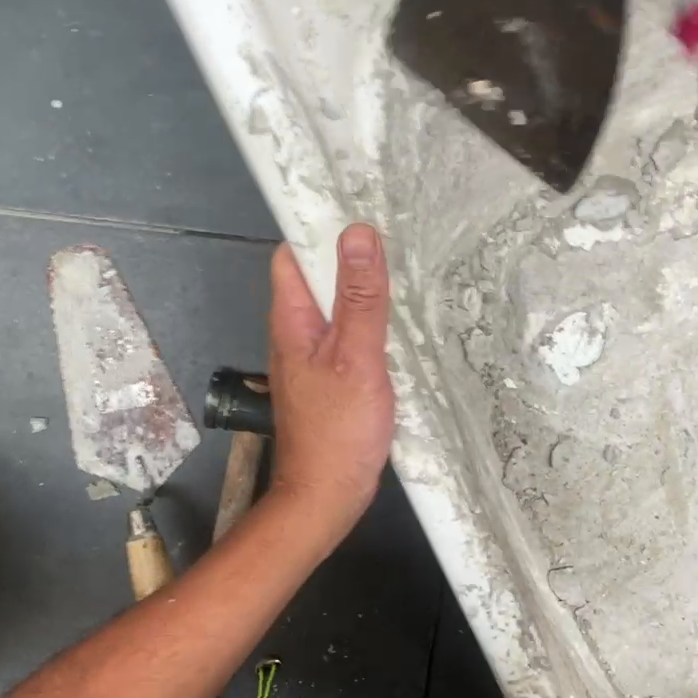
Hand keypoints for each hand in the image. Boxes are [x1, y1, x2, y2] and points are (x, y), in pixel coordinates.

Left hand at [263, 224, 396, 546]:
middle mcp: (295, 333)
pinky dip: (369, 323)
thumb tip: (358, 232)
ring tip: (405, 266)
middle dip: (349, 253)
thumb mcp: (355, 358)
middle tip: (397, 229)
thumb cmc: (338, 430)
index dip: (317, 225)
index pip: (292, 254)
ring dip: (363, 289)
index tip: (357, 201)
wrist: (325, 496)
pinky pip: (347, 336)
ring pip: (335, 308)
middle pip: (317, 278)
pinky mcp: (330, 380)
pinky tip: (398, 321)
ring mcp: (312, 358)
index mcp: (292, 319)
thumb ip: (360, 299)